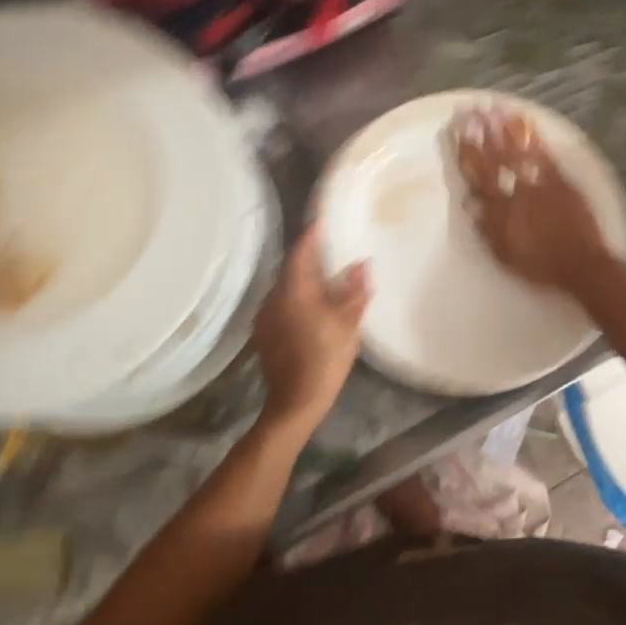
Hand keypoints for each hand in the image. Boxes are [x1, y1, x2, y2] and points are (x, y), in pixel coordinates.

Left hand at [253, 225, 369, 427]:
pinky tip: (312, 308)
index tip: (321, 222)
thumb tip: (362, 264)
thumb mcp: (348, 324)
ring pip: (285, 289)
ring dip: (303, 282)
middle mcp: (273, 298)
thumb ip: (355, 291)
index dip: (311, 237)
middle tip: (329, 251)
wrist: (295, 402)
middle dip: (309, 260)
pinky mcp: (263, 334)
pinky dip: (296, 300)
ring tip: (325, 280)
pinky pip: (281, 306)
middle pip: (291, 271)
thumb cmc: (325, 359)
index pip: (300, 254)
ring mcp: (264, 317)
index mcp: (293, 291)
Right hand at [452, 105, 612, 290]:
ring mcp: (540, 182)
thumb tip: (470, 201)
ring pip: (518, 149)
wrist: (582, 265)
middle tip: (469, 108)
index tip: (455, 128)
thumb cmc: (540, 265)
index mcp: (500, 208)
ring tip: (493, 107)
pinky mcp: (561, 179)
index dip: (464, 150)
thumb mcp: (504, 254)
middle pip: (494, 155)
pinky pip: (544, 153)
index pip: (476, 173)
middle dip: (480, 130)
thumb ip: (486, 228)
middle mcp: (517, 190)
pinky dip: (533, 136)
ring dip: (503, 127)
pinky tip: (525, 120)